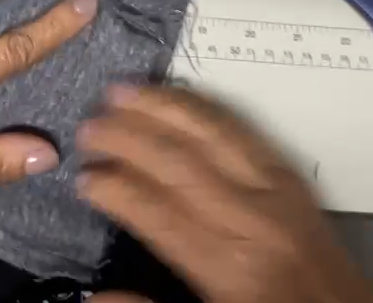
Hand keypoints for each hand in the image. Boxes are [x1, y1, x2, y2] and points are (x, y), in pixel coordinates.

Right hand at [79, 86, 372, 302]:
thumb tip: (94, 295)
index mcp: (229, 269)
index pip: (157, 213)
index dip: (114, 189)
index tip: (82, 176)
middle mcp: (251, 219)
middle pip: (177, 162)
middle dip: (126, 138)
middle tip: (87, 126)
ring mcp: (275, 190)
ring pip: (208, 132)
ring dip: (160, 107)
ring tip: (120, 90)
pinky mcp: (290, 175)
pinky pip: (241, 129)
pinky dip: (202, 107)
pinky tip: (176, 96)